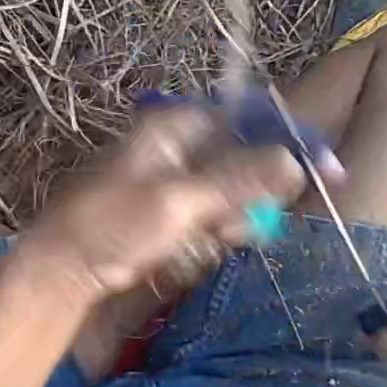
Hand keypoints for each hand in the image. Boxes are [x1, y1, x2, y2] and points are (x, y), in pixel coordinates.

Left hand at [16, 105, 311, 301]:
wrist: (66, 267)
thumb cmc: (114, 223)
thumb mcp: (179, 200)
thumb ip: (237, 180)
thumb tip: (294, 160)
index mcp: (174, 128)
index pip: (244, 118)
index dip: (282, 139)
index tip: (320, 166)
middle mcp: (179, 147)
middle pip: (242, 158)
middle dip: (251, 191)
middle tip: (245, 222)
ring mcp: (177, 180)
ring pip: (232, 192)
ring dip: (234, 217)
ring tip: (216, 238)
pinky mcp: (175, 212)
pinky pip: (214, 215)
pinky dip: (217, 231)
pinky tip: (204, 247)